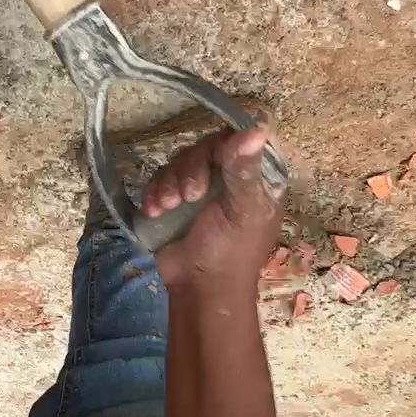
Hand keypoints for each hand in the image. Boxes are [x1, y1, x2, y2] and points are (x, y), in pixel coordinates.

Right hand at [142, 127, 285, 293]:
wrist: (198, 288)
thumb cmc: (230, 253)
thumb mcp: (243, 211)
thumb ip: (245, 170)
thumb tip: (257, 128)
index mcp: (260, 176)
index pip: (248, 135)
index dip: (229, 140)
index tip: (214, 157)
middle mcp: (232, 175)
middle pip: (208, 146)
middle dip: (191, 169)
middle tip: (188, 196)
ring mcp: (203, 185)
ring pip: (181, 160)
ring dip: (169, 182)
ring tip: (167, 207)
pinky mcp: (176, 196)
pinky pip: (162, 177)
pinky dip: (155, 191)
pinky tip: (155, 210)